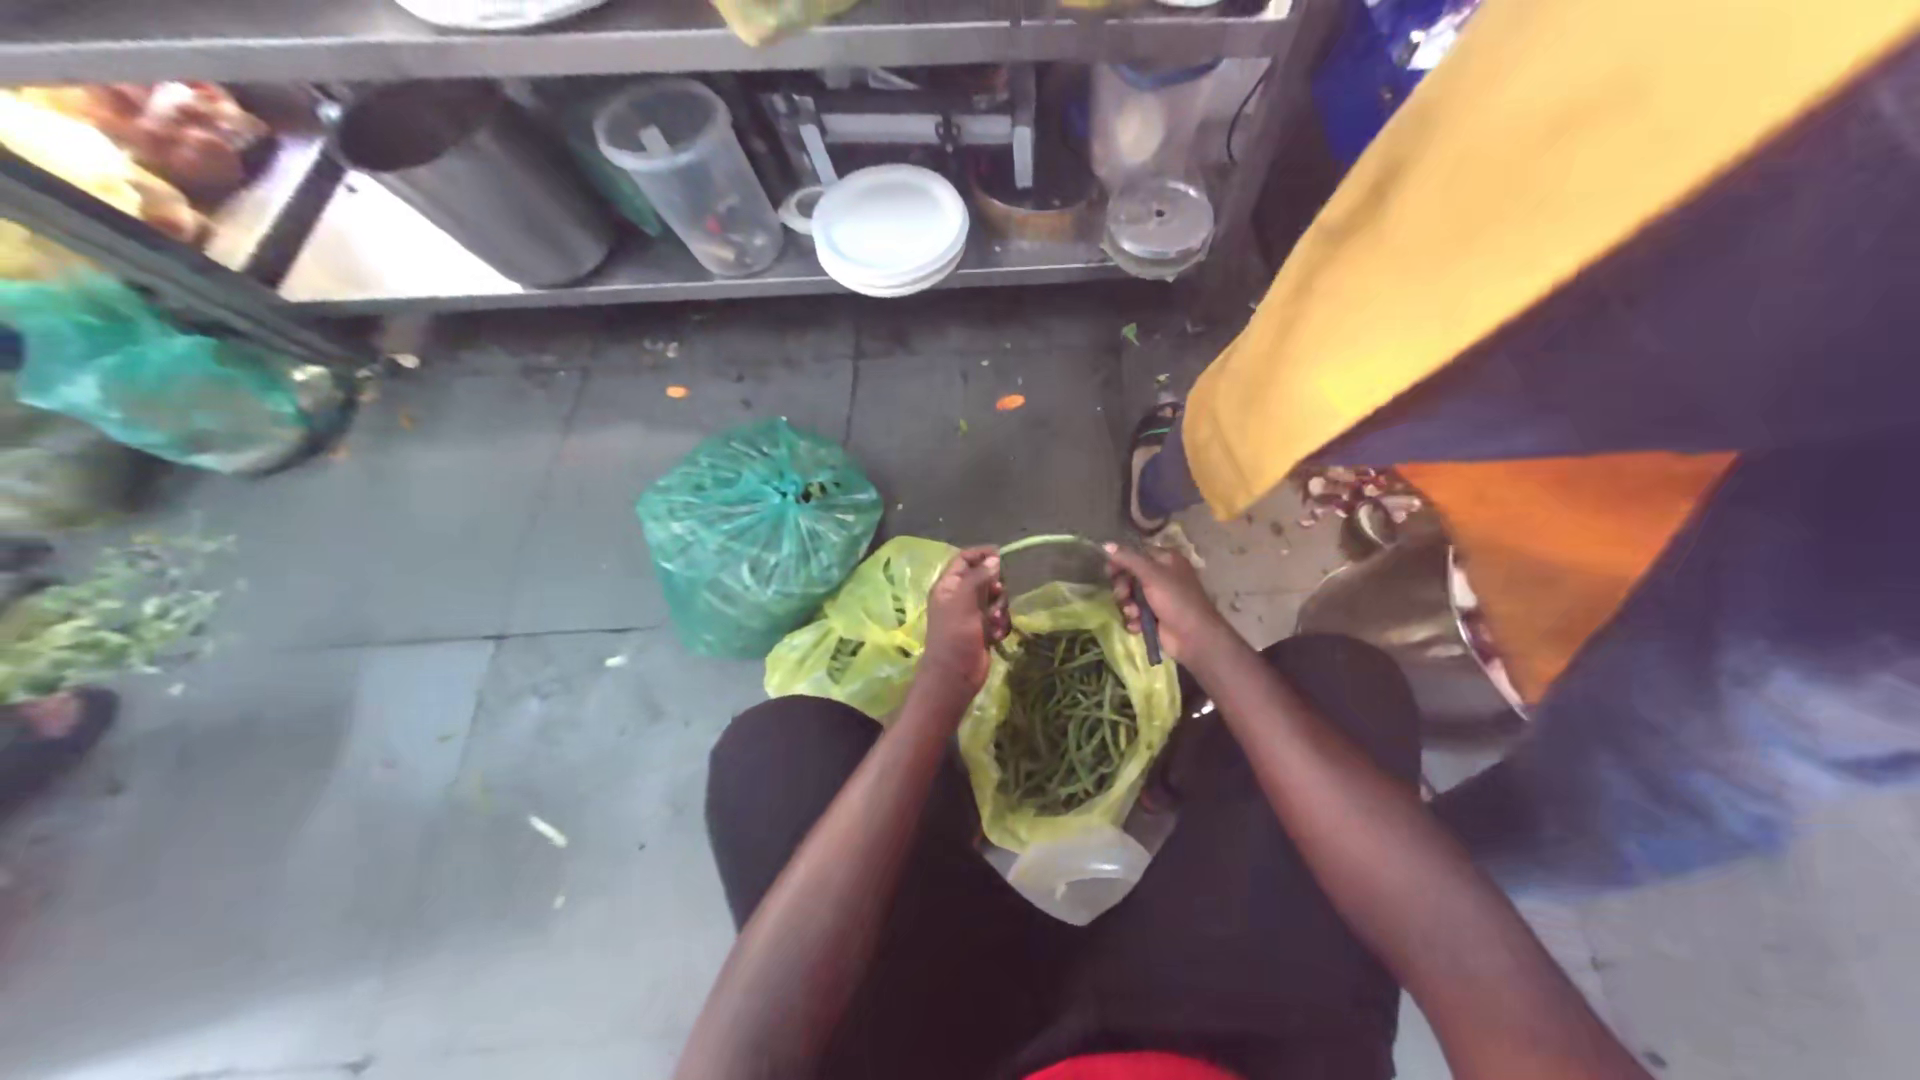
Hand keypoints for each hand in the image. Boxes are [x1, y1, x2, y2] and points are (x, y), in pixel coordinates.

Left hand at [919, 546, 1009, 703]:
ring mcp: (972, 614)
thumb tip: (994, 559)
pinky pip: (999, 617)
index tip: (1002, 555)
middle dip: (995, 587)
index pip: (964, 559)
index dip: (981, 554)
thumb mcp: (963, 602)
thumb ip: (977, 577)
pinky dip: (1001, 624)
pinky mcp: (984, 629)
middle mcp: (959, 597)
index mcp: (948, 586)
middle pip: (984, 577)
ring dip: (1000, 609)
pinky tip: (997, 636)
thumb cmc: (955, 637)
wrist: (955, 676)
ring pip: (995, 598)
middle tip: (997, 596)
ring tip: (994, 622)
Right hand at [1105, 543, 1238, 664]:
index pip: (1137, 553)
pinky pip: (1136, 613)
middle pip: (1131, 576)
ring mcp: (1159, 598)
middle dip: (1123, 587)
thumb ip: (1128, 559)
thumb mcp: (1151, 574)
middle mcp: (1163, 576)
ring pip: (1131, 596)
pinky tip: (1137, 625)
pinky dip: (1134, 620)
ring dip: (1128, 606)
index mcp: (1167, 560)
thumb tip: (1106, 544)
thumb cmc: (1175, 599)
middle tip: (1123, 595)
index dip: (1121, 561)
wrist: (1194, 636)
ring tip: (1134, 614)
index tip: (1109, 571)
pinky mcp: (1155, 616)